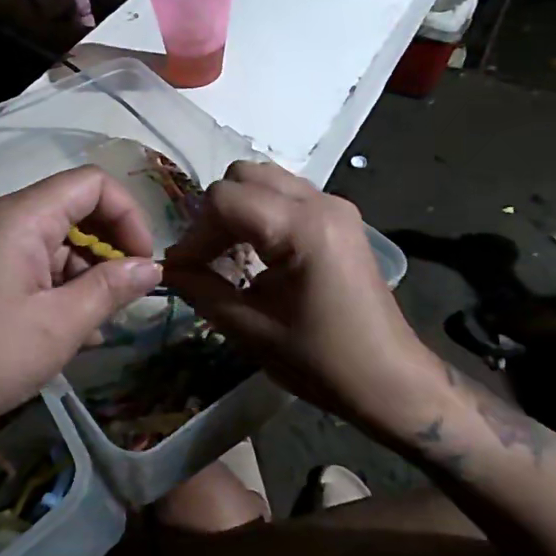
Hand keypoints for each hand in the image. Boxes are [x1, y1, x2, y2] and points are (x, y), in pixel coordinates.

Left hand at [0, 164, 158, 451]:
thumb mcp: (57, 327)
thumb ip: (109, 290)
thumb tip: (151, 267)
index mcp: (19, 217)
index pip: (92, 184)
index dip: (128, 216)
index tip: (143, 264)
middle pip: (70, 210)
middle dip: (106, 249)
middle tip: (124, 296)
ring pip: (48, 242)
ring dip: (80, 275)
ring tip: (96, 326)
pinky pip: (23, 264)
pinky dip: (51, 288)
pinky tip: (64, 330)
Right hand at [163, 162, 439, 436]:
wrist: (388, 379)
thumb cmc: (320, 360)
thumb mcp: (250, 329)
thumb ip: (201, 289)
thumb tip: (167, 269)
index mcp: (303, 228)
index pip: (225, 200)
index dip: (195, 233)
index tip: (182, 268)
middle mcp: (321, 203)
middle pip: (244, 175)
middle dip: (215, 213)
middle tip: (205, 256)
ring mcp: (335, 206)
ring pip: (266, 179)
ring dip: (237, 209)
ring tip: (227, 253)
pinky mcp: (340, 218)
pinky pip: (286, 194)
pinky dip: (261, 212)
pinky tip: (256, 252)